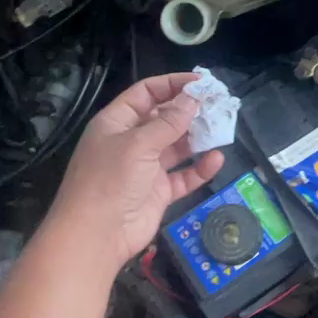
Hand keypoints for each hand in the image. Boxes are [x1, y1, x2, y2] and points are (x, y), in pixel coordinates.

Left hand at [40, 73, 225, 272]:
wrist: (96, 235)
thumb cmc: (109, 180)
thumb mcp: (138, 144)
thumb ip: (168, 122)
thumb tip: (193, 99)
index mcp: (117, 123)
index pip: (146, 93)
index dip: (172, 84)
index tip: (200, 82)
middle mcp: (131, 141)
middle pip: (164, 118)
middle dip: (190, 111)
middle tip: (219, 105)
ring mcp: (146, 168)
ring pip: (177, 146)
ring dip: (198, 138)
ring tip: (222, 129)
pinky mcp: (159, 191)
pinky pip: (184, 175)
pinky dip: (200, 168)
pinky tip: (216, 159)